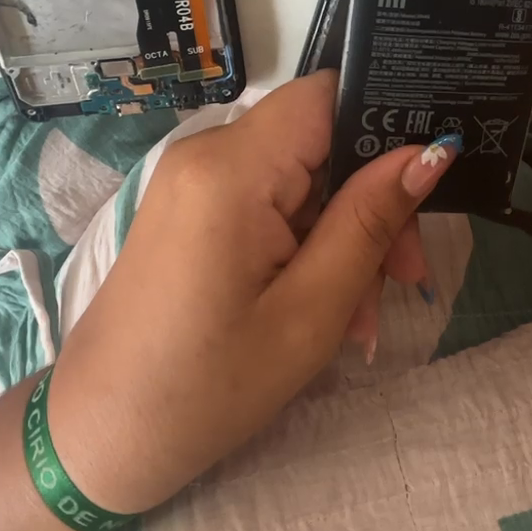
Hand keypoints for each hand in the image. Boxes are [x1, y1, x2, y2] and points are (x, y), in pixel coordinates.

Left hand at [45, 71, 456, 515]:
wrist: (99, 435)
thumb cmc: (207, 386)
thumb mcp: (310, 311)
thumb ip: (370, 220)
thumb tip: (432, 151)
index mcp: (233, 168)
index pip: (326, 94)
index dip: (383, 125)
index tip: (423, 189)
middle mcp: (208, 151)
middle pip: (320, 141)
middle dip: (370, 202)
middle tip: (404, 280)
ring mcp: (194, 177)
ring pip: (301, 176)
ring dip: (343, 233)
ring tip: (359, 316)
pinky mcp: (192, 204)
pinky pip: (269, 199)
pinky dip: (305, 240)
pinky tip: (323, 304)